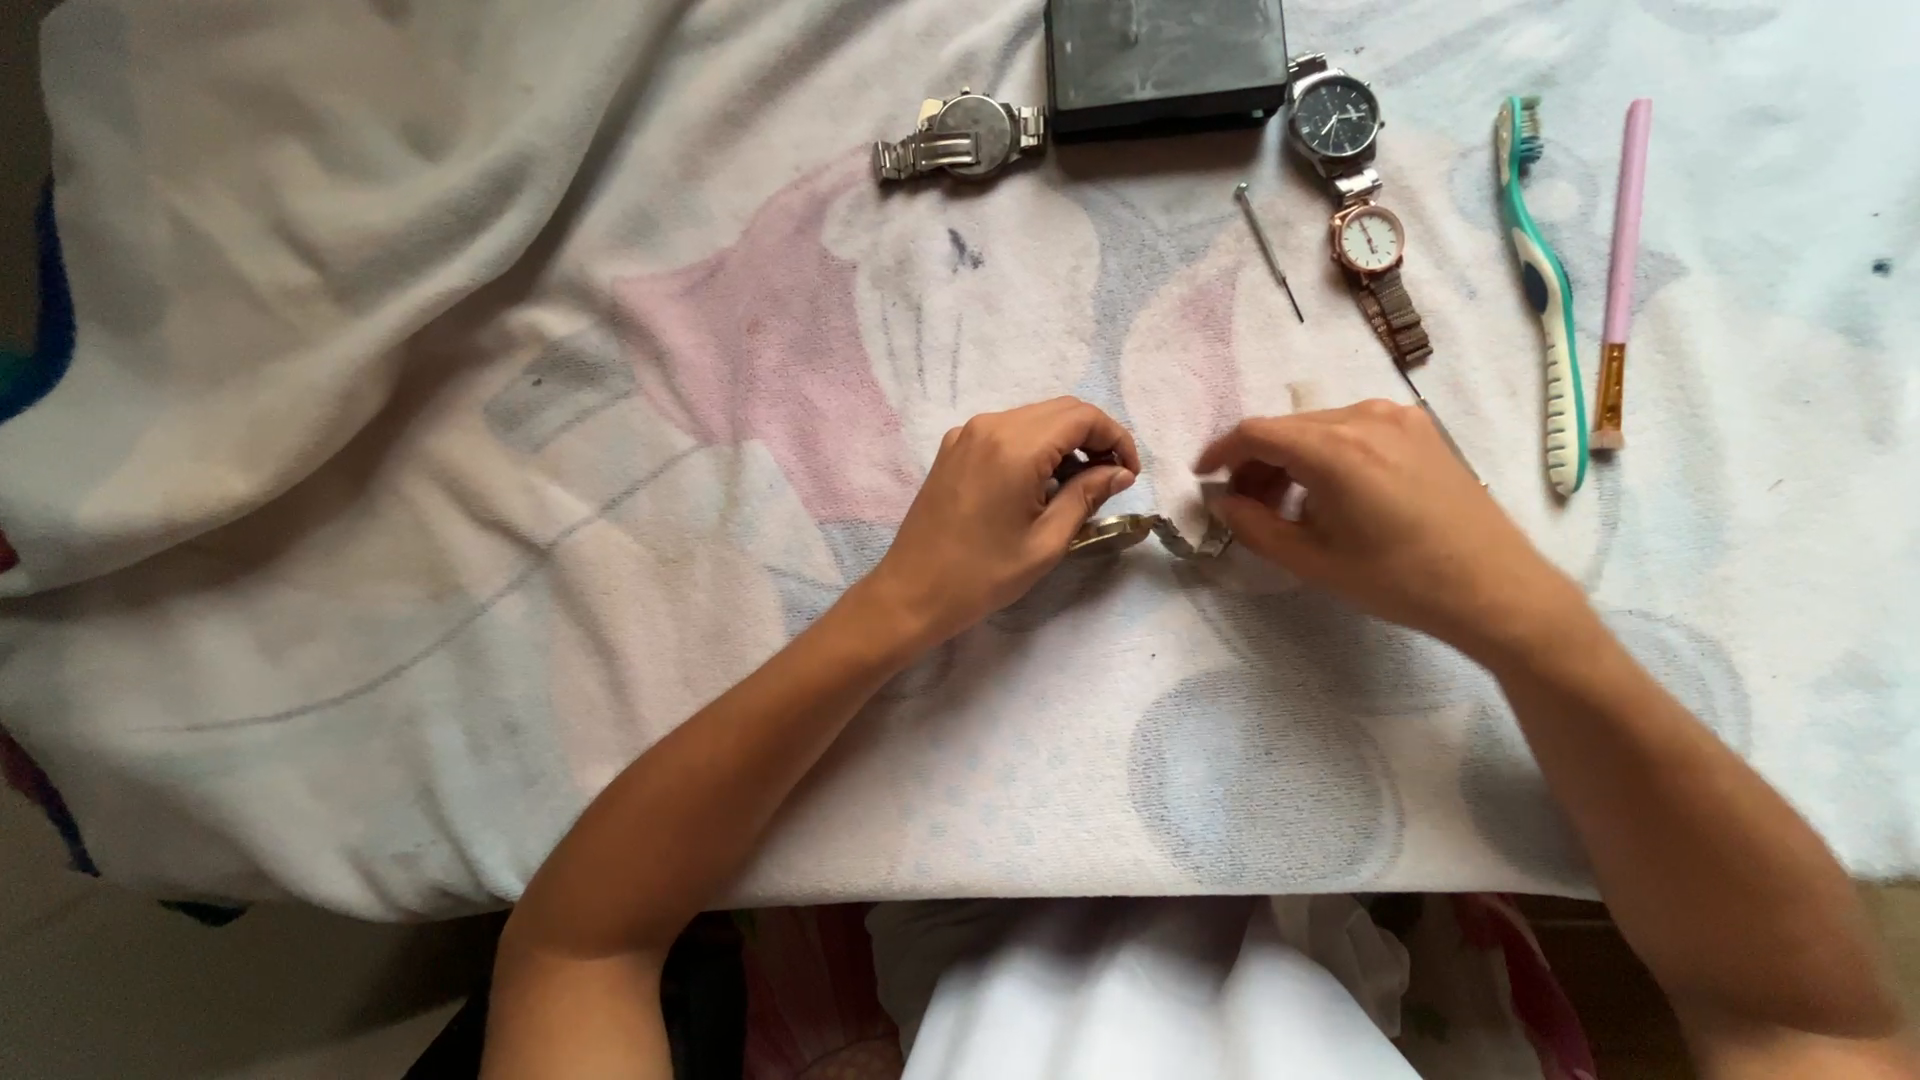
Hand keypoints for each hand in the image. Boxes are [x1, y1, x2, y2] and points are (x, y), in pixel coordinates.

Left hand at [865, 398, 1137, 646]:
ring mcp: (966, 434)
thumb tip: (1119, 472)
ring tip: (1080, 486)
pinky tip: (1042, 484)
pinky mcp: (953, 449)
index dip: (1116, 438)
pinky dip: (1034, 447)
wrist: (913, 591)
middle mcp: (990, 426)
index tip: (1130, 474)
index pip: (1082, 417)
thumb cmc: (983, 575)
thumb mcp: (1047, 541)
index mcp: (1015, 446)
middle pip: (1059, 410)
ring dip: (1065, 442)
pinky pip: (1006, 432)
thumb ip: (1087, 495)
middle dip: (1094, 437)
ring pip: (1033, 419)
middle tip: (1112, 479)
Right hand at [1195, 400, 1582, 658]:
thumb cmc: (1397, 580)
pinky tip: (1329, 495)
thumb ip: (1254, 527)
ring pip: (1318, 428)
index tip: (1204, 479)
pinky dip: (1324, 455)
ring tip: (1286, 506)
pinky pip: (1352, 431)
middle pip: (1286, 428)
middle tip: (1245, 506)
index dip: (1220, 453)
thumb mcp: (1311, 561)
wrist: (1495, 589)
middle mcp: (1365, 417)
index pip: (1255, 433)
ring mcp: (1398, 419)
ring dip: (1289, 460)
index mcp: (1335, 449)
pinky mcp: (1421, 430)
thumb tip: (1223, 504)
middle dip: (1255, 463)